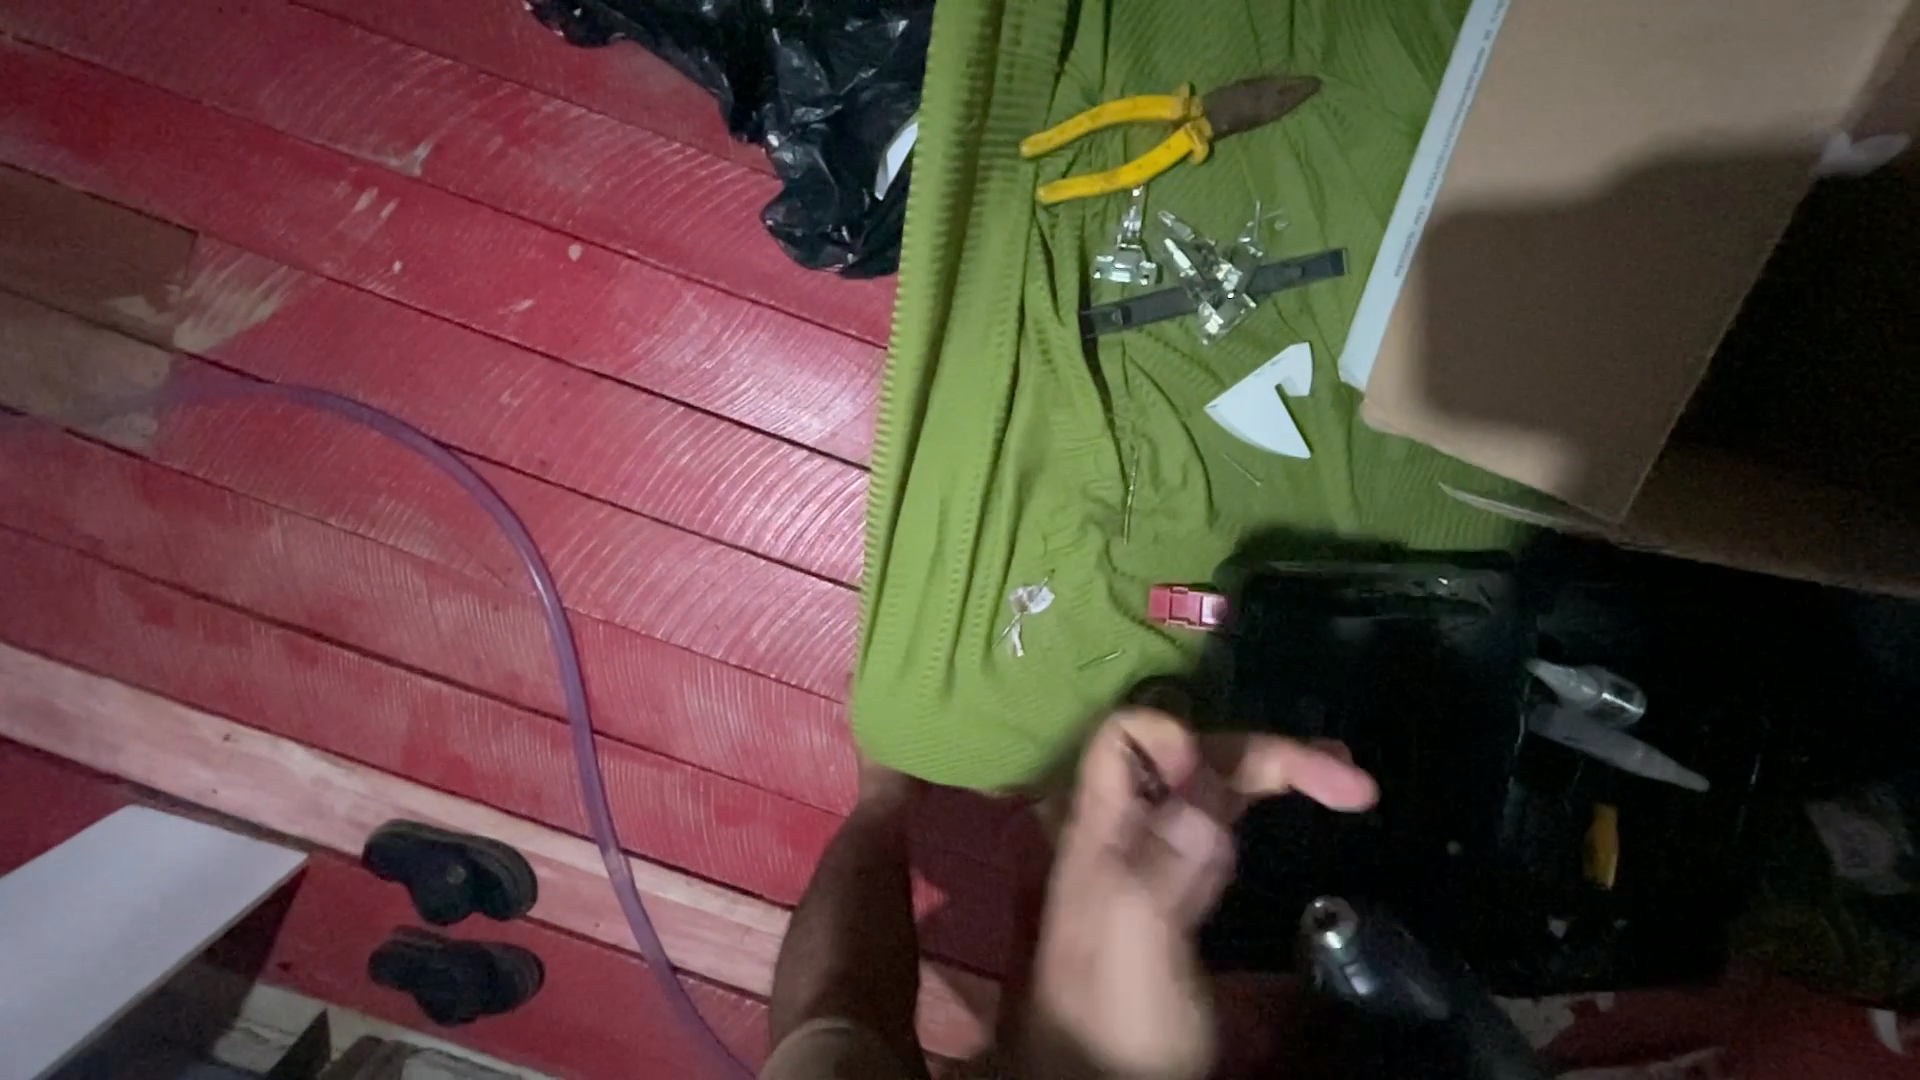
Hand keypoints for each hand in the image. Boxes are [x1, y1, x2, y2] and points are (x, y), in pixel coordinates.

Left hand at [1020, 709, 1376, 1079]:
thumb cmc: (1114, 1019)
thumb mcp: (1137, 939)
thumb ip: (1163, 859)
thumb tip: (1199, 775)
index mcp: (1103, 826)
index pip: (1125, 738)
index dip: (1183, 737)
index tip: (1248, 775)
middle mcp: (1127, 827)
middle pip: (1186, 759)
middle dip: (1259, 752)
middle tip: (1344, 774)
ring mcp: (1152, 854)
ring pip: (1208, 788)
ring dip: (1270, 770)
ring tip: (1341, 779)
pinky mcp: (1176, 887)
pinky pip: (1218, 825)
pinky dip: (1259, 806)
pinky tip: (1289, 811)